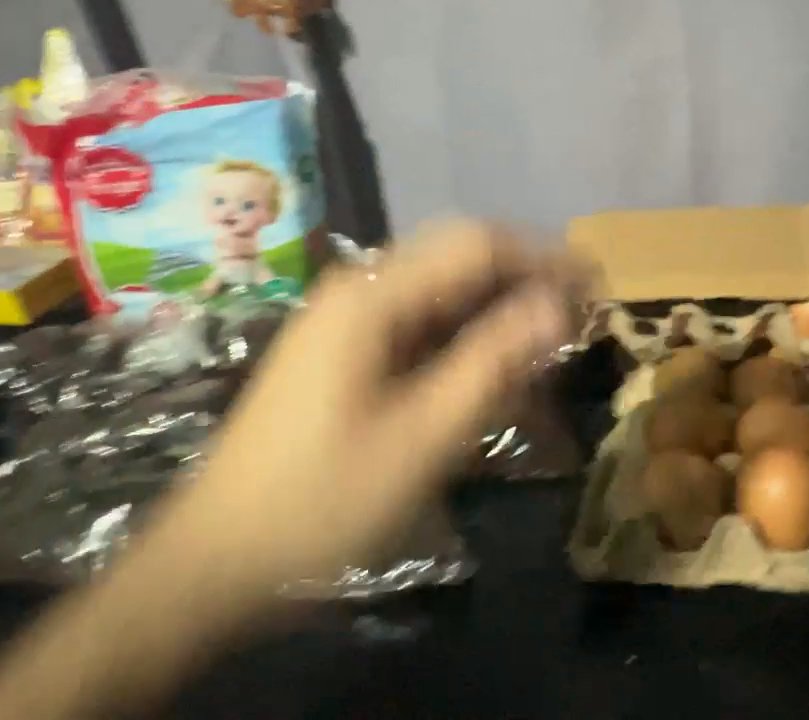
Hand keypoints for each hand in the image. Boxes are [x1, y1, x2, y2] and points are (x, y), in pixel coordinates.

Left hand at [142, 222, 588, 620]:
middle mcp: (357, 290)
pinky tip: (492, 374)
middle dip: (524, 280)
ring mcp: (345, 322)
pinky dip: (463, 342)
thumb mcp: (420, 439)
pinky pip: (416, 328)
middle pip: (457, 260)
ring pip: (440, 295)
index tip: (597, 286)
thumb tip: (558, 307)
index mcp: (371, 296)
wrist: (211, 562)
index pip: (476, 245)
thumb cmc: (319, 502)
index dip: (543, 258)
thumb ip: (492, 364)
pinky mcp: (342, 354)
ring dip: (496, 312)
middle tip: (580, 315)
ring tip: (548, 347)